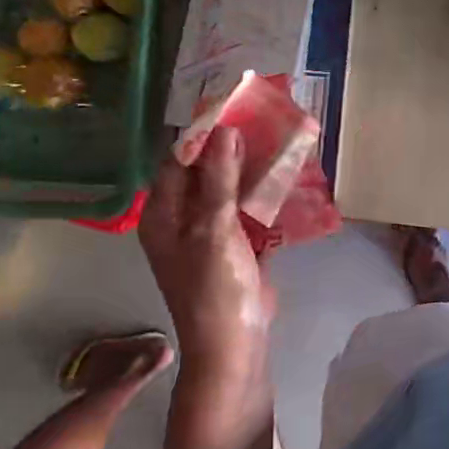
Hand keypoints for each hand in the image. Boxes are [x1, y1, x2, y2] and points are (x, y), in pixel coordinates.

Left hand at [138, 128, 273, 368]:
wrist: (235, 343)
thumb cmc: (215, 287)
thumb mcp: (213, 229)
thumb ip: (218, 179)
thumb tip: (223, 130)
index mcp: (163, 214)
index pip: (177, 160)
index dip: (201, 132)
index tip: (231, 106)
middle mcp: (183, 218)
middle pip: (205, 171)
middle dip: (231, 146)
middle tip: (262, 117)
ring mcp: (211, 231)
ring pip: (230, 188)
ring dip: (251, 166)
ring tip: (278, 136)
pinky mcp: (237, 244)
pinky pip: (248, 208)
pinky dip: (263, 191)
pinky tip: (285, 173)